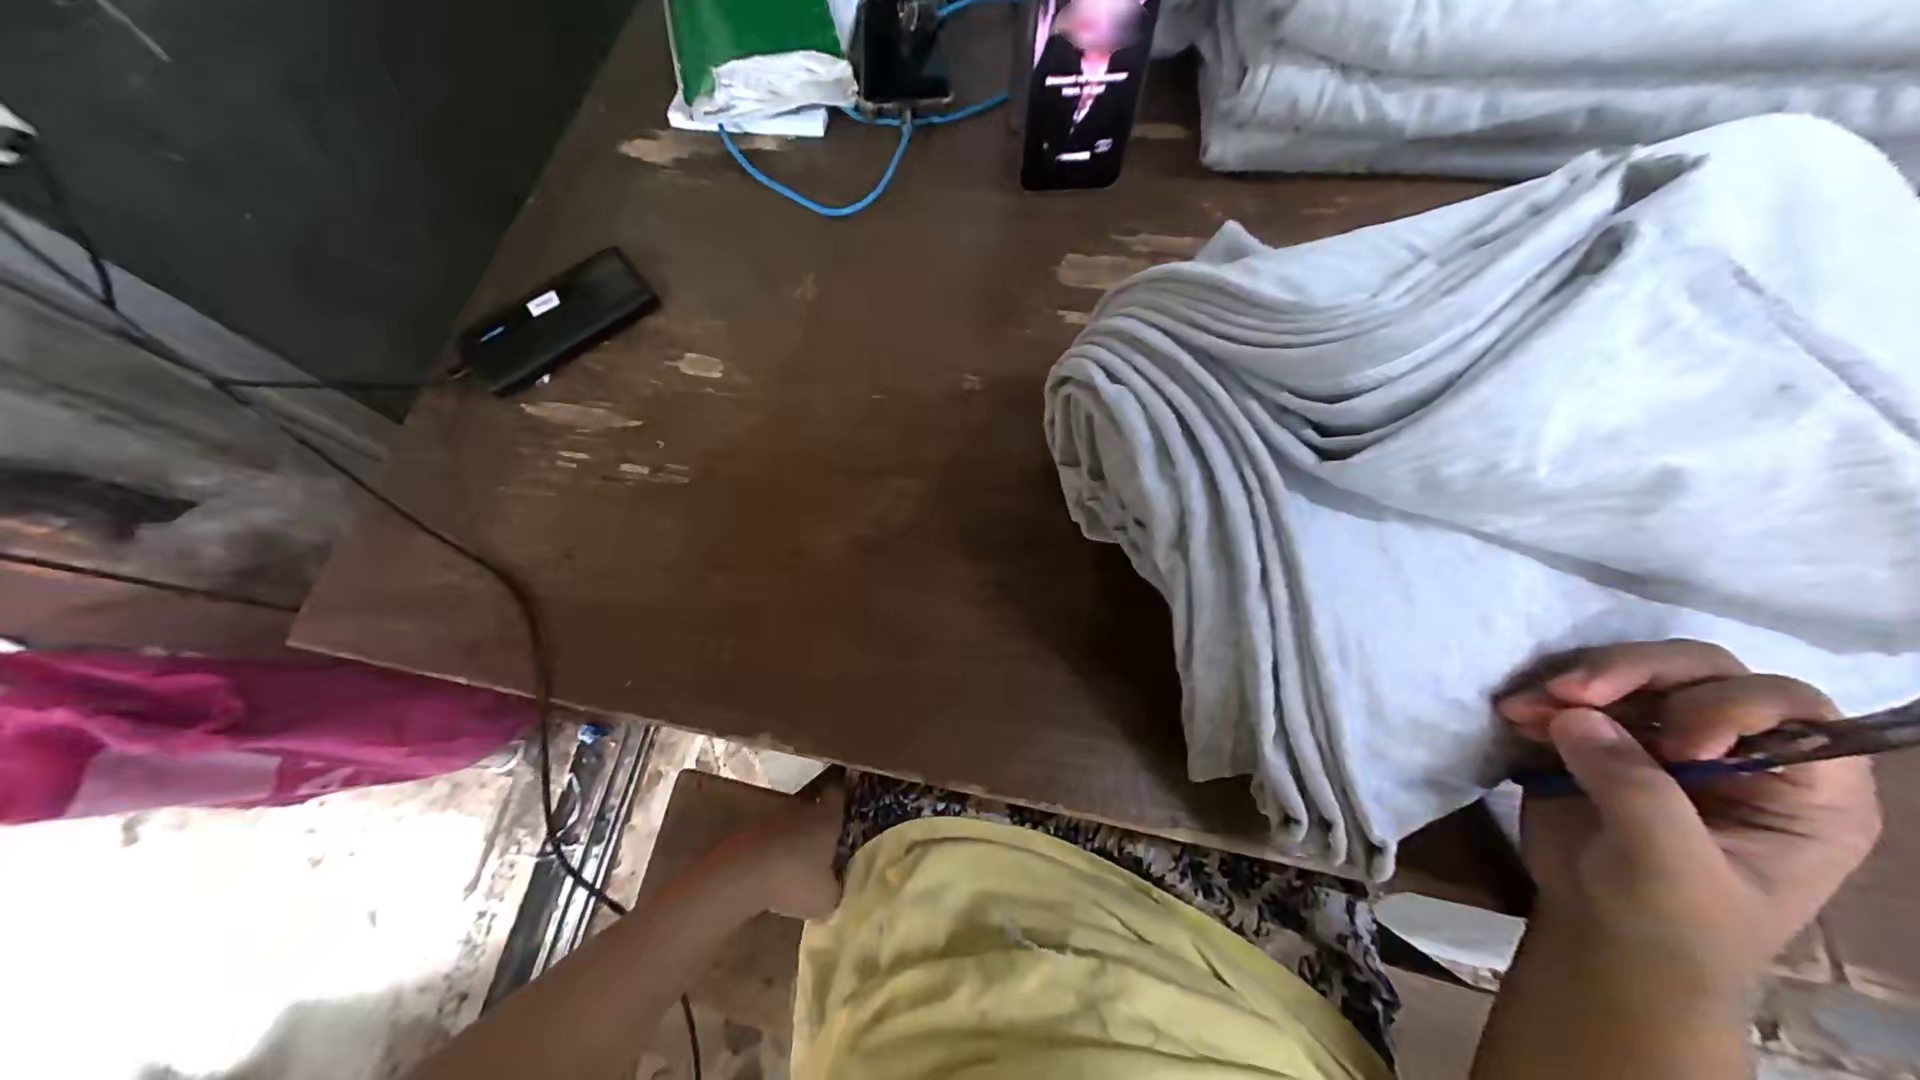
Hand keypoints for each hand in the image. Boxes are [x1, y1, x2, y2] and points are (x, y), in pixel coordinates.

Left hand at [723, 779, 845, 920]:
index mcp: (827, 818)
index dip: (841, 801)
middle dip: (816, 825)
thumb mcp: (826, 898)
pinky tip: (769, 873)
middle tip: (822, 847)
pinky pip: (767, 839)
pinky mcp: (748, 831)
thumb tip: (834, 885)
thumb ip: (835, 888)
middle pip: (812, 809)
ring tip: (793, 865)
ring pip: (788, 824)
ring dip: (791, 839)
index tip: (843, 811)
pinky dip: (770, 851)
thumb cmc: (793, 881)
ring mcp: (772, 818)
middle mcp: (802, 809)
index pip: (838, 796)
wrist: (740, 875)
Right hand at [1495, 640, 1881, 991]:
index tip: (1675, 744)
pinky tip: (1513, 715)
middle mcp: (1739, 747)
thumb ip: (1637, 790)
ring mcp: (1663, 735)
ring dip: (1571, 682)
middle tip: (1571, 691)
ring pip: (1628, 673)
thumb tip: (1574, 715)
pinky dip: (1540, 697)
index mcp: (1801, 788)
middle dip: (1632, 672)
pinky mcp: (1603, 735)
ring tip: (1521, 709)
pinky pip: (1575, 693)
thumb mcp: (1670, 867)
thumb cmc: (1668, 922)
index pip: (1788, 708)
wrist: (1600, 937)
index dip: (1730, 706)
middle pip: (1698, 672)